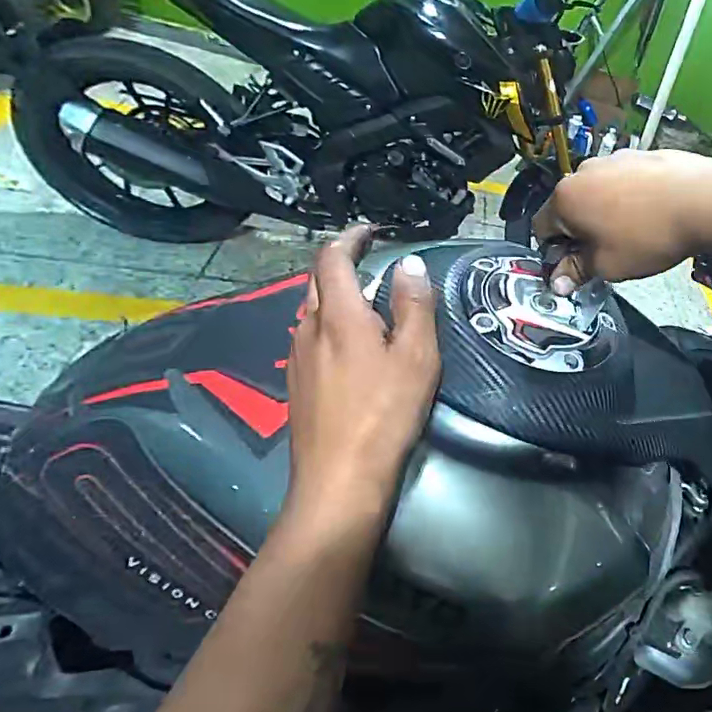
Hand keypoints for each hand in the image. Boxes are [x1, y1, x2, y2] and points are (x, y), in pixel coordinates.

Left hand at [284, 225, 439, 526]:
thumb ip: (413, 305)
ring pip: (312, 311)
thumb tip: (410, 264)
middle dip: (342, 265)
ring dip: (335, 298)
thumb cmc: (384, 414)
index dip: (351, 238)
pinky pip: (309, 338)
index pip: (333, 257)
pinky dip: (329, 327)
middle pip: (318, 281)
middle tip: (373, 266)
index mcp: (338, 315)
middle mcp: (308, 328)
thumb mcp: (416, 358)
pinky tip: (348, 350)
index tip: (371, 232)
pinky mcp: (294, 383)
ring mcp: (296, 357)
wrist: (339, 479)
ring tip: (366, 308)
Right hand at [532, 149, 711, 295]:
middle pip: (569, 208)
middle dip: (580, 233)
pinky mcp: (641, 156)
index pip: (541, 229)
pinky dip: (629, 200)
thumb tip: (558, 280)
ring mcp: (614, 160)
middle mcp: (584, 172)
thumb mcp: (607, 265)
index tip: (573, 268)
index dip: (554, 253)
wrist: (705, 201)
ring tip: (632, 237)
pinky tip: (650, 218)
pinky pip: (624, 182)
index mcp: (565, 198)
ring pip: (597, 194)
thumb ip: (576, 271)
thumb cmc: (650, 235)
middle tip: (603, 256)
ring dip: (604, 215)